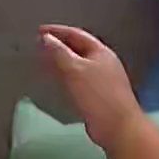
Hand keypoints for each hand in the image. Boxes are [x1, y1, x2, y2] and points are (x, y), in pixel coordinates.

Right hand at [39, 25, 146, 150]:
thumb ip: (59, 52)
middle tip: (40, 44)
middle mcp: (103, 62)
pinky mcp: (99, 95)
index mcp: (101, 52)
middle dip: (59, 45)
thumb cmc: (97, 95)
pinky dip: (66, 75)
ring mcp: (103, 79)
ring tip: (44, 60)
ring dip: (61, 60)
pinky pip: (79, 78)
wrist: (118, 128)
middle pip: (78, 48)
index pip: (76, 34)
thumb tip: (46, 37)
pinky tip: (57, 81)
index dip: (57, 31)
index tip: (39, 31)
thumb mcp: (75, 70)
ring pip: (78, 64)